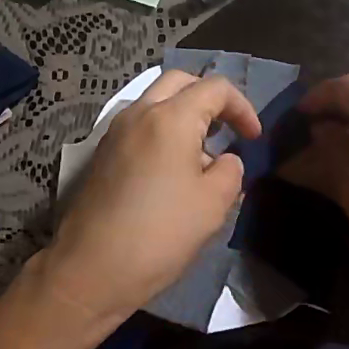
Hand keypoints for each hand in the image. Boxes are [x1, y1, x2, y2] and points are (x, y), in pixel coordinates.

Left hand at [33, 71, 261, 334]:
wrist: (94, 265)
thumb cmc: (161, 232)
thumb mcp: (214, 203)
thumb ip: (230, 170)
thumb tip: (224, 159)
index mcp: (168, 118)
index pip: (214, 87)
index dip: (243, 107)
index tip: (254, 139)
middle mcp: (136, 114)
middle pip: (177, 82)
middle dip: (208, 98)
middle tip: (228, 130)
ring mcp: (113, 133)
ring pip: (153, 103)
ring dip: (182, 115)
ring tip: (203, 156)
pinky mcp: (101, 154)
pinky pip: (137, 127)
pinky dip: (160, 133)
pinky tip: (172, 171)